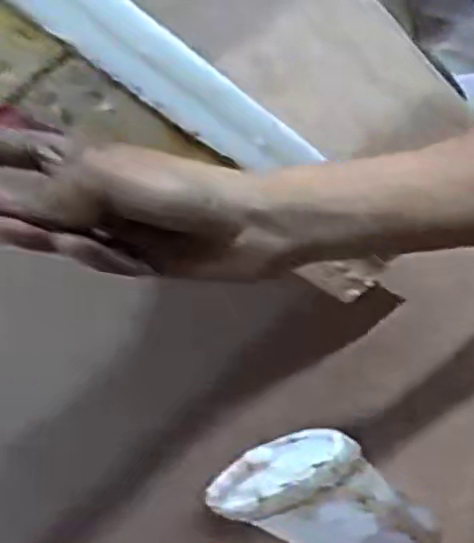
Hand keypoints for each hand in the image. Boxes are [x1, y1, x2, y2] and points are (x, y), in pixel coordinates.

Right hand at [0, 132, 290, 277]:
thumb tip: (7, 209)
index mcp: (72, 160)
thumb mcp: (100, 177)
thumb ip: (50, 194)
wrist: (253, 225)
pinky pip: (107, 261)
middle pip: (27, 203)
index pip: (6, 153)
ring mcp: (120, 230)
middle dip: (3, 211)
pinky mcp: (150, 261)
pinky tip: (87, 248)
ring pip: (61, 236)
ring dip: (41, 236)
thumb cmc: (176, 188)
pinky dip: (95, 257)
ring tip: (23, 233)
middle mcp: (90, 195)